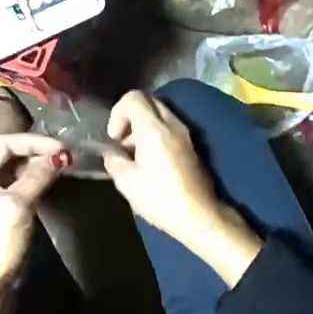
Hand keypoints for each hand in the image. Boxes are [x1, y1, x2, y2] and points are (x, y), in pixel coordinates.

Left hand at [0, 133, 64, 311]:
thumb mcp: (16, 206)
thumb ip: (37, 176)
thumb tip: (59, 156)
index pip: (4, 143)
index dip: (35, 142)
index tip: (62, 148)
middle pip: (9, 154)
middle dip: (38, 152)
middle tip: (67, 156)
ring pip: (15, 170)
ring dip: (38, 166)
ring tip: (63, 166)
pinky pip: (17, 186)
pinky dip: (34, 181)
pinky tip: (51, 181)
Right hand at [102, 92, 217, 238]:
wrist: (199, 216)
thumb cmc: (160, 199)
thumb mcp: (126, 182)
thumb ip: (114, 161)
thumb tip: (113, 154)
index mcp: (154, 128)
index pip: (133, 97)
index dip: (117, 113)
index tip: (114, 138)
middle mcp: (173, 124)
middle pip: (148, 102)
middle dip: (130, 118)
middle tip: (122, 144)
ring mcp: (186, 134)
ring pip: (160, 114)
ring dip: (143, 128)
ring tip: (135, 157)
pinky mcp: (192, 146)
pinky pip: (170, 128)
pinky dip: (156, 135)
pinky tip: (150, 162)